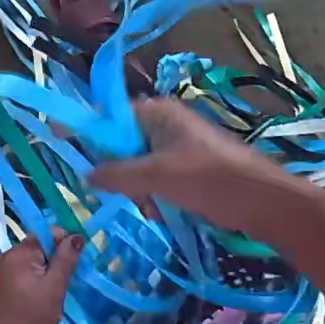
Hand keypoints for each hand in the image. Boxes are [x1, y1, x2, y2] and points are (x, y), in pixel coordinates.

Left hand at [0, 232, 83, 323]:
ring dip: (43, 272)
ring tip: (53, 293)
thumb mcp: (55, 286)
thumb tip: (77, 234)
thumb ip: (66, 258)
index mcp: (18, 252)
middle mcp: (4, 256)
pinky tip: (37, 299)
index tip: (74, 264)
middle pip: (36, 248)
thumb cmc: (32, 317)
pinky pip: (19, 275)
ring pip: (28, 263)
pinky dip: (31, 282)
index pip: (45, 234)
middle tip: (64, 283)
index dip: (63, 244)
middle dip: (53, 260)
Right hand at [88, 98, 307, 238]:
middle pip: (120, 142)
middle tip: (124, 194)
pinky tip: (162, 211)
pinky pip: (155, 176)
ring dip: (137, 188)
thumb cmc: (211, 180)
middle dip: (118, 171)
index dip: (84, 130)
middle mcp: (165, 122)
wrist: (266, 202)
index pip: (108, 115)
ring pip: (137, 164)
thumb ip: (118, 174)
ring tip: (151, 208)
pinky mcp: (189, 165)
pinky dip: (153, 193)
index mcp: (157, 112)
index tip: (58, 141)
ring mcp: (178, 144)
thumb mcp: (157, 176)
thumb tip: (86, 174)